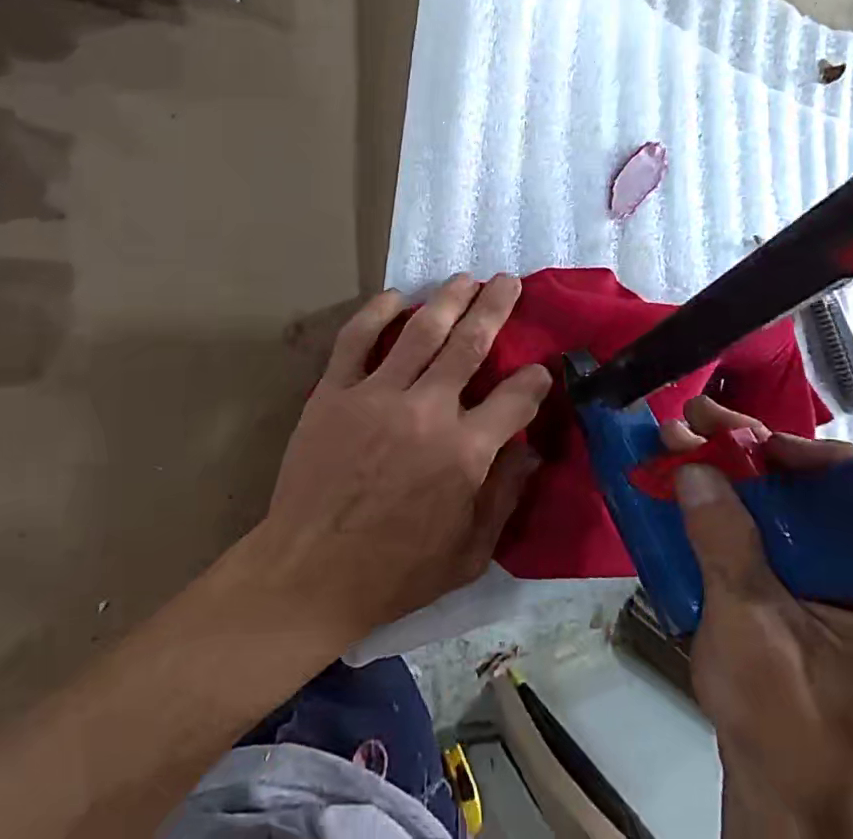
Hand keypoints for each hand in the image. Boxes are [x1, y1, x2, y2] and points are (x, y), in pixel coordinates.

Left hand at [252, 274, 551, 641]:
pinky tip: (396, 296)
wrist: (310, 574)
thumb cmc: (396, 571)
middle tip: (509, 282)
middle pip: (471, 345)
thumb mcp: (469, 553)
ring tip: (466, 278)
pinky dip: (377, 312)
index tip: (542, 369)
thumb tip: (532, 452)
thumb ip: (505, 497)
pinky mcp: (333, 394)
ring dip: (449, 299)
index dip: (536, 378)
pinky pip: (356, 340)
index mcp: (465, 452)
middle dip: (496, 309)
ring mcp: (376, 397)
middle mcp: (428, 411)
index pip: (516, 397)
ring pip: (421, 331)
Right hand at [665, 398, 852, 835]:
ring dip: (749, 483)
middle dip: (765, 463)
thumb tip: (694, 469)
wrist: (772, 799)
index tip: (756, 439)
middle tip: (709, 423)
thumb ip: (725, 546)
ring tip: (696, 444)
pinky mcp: (831, 602)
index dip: (813, 462)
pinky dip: (750, 516)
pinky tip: (710, 488)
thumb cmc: (777, 729)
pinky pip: (795, 543)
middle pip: (835, 503)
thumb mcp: (748, 632)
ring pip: (809, 518)